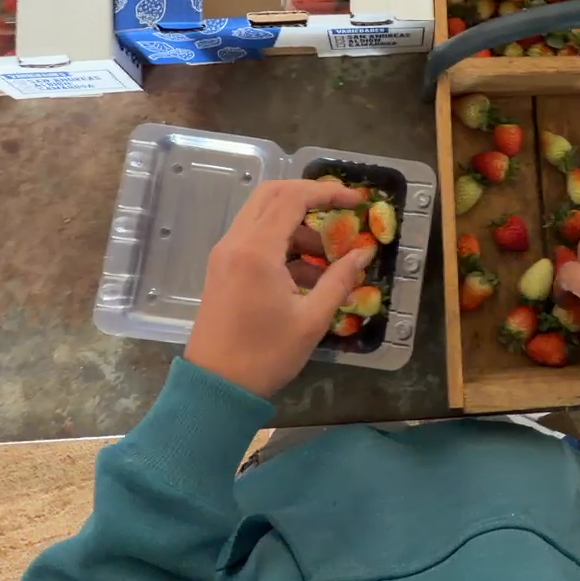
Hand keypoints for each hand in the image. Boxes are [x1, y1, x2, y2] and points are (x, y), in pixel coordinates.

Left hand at [185, 179, 374, 397]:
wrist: (215, 387)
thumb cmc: (265, 355)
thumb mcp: (312, 319)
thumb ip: (340, 280)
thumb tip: (364, 253)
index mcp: (257, 251)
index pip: (293, 198)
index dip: (328, 192)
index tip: (357, 201)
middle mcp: (236, 242)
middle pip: (273, 194)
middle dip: (310, 196)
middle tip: (340, 211)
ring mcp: (225, 253)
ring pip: (263, 214)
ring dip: (297, 223)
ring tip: (328, 256)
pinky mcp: (223, 267)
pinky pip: (255, 236)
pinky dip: (282, 241)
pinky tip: (307, 274)